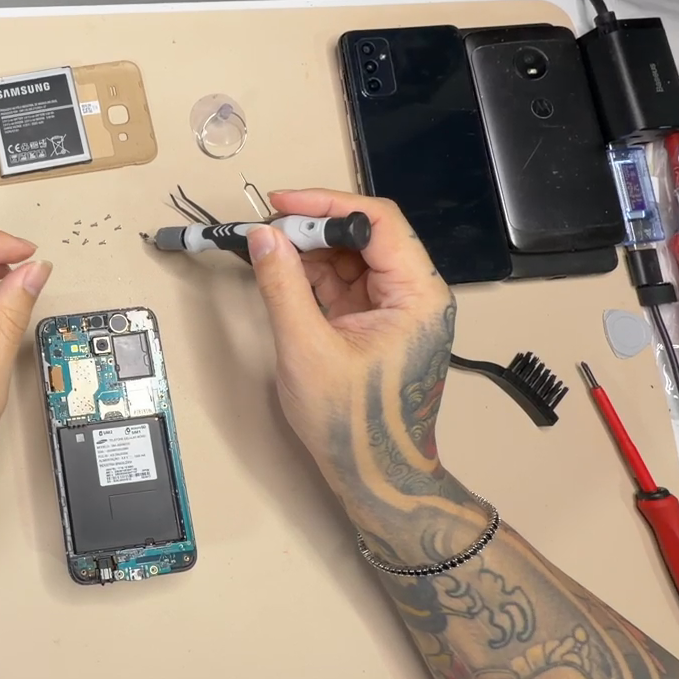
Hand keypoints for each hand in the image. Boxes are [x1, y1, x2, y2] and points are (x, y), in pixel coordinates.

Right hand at [245, 189, 455, 469]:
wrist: (375, 475)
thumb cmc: (352, 421)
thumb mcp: (307, 348)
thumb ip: (283, 286)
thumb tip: (262, 237)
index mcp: (416, 294)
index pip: (378, 222)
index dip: (327, 203)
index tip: (280, 203)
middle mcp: (412, 294)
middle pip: (364, 236)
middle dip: (312, 229)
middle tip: (264, 232)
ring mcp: (392, 310)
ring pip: (350, 259)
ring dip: (307, 252)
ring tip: (265, 252)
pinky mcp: (372, 324)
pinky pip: (342, 285)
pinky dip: (310, 277)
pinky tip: (280, 274)